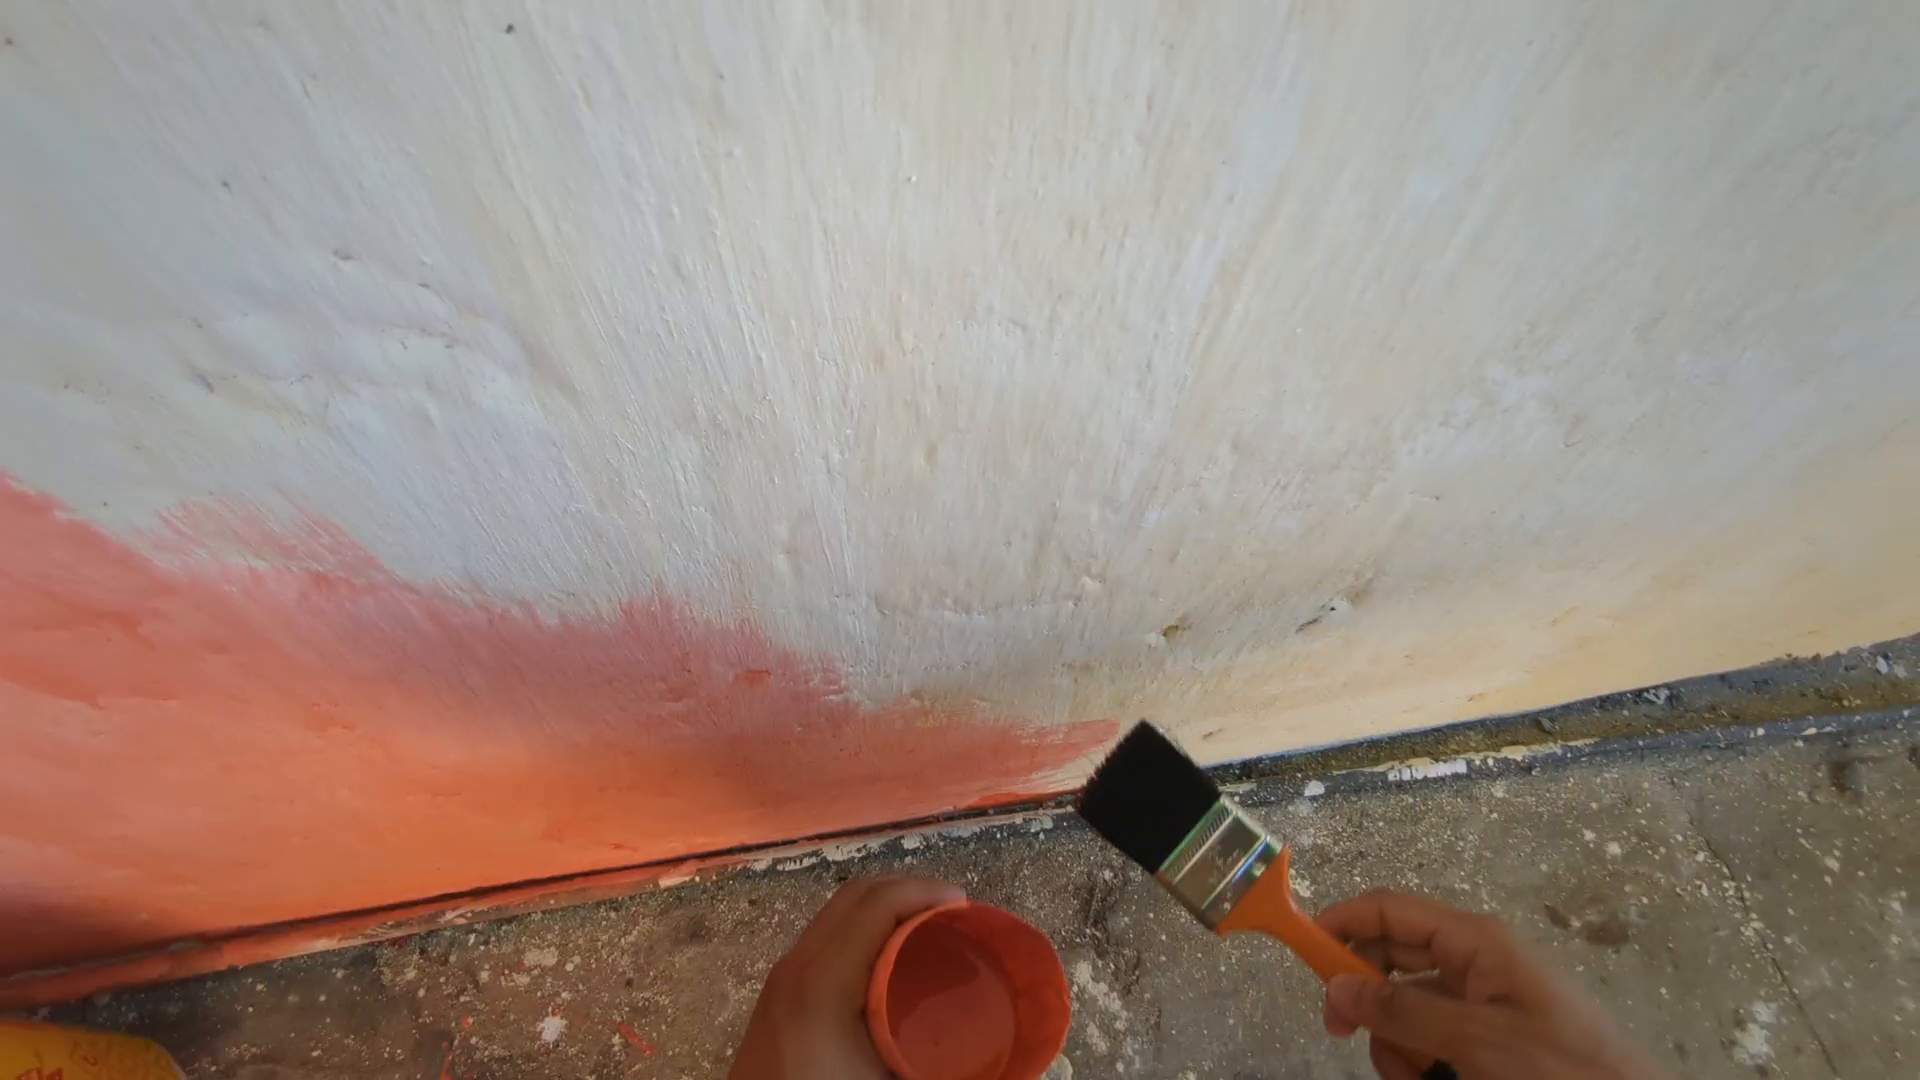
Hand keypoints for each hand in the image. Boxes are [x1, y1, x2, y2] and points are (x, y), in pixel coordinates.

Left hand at [728, 877, 964, 1079]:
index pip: (876, 902)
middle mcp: (796, 964)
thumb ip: (944, 1065)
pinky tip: (887, 957)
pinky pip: (826, 934)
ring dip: (885, 906)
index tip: (963, 904)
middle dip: (908, 890)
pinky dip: (863, 926)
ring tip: (926, 928)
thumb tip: (997, 1064)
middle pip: (856, 895)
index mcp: (821, 981)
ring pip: (837, 911)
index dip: (923, 891)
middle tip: (950, 912)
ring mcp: (782, 976)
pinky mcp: (778, 992)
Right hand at [1316, 891, 1671, 1079]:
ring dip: (1393, 1039)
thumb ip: (1402, 1012)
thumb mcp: (1477, 1042)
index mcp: (1473, 939)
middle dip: (1364, 993)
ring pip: (1406, 1003)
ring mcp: (1483, 1000)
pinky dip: (1418, 1058)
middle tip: (1339, 1030)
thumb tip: (1337, 986)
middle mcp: (1473, 959)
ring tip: (1408, 1077)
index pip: (1387, 908)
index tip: (1304, 951)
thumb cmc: (1562, 1071)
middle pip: (1390, 955)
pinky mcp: (1492, 1039)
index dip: (1341, 920)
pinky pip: (1432, 1035)